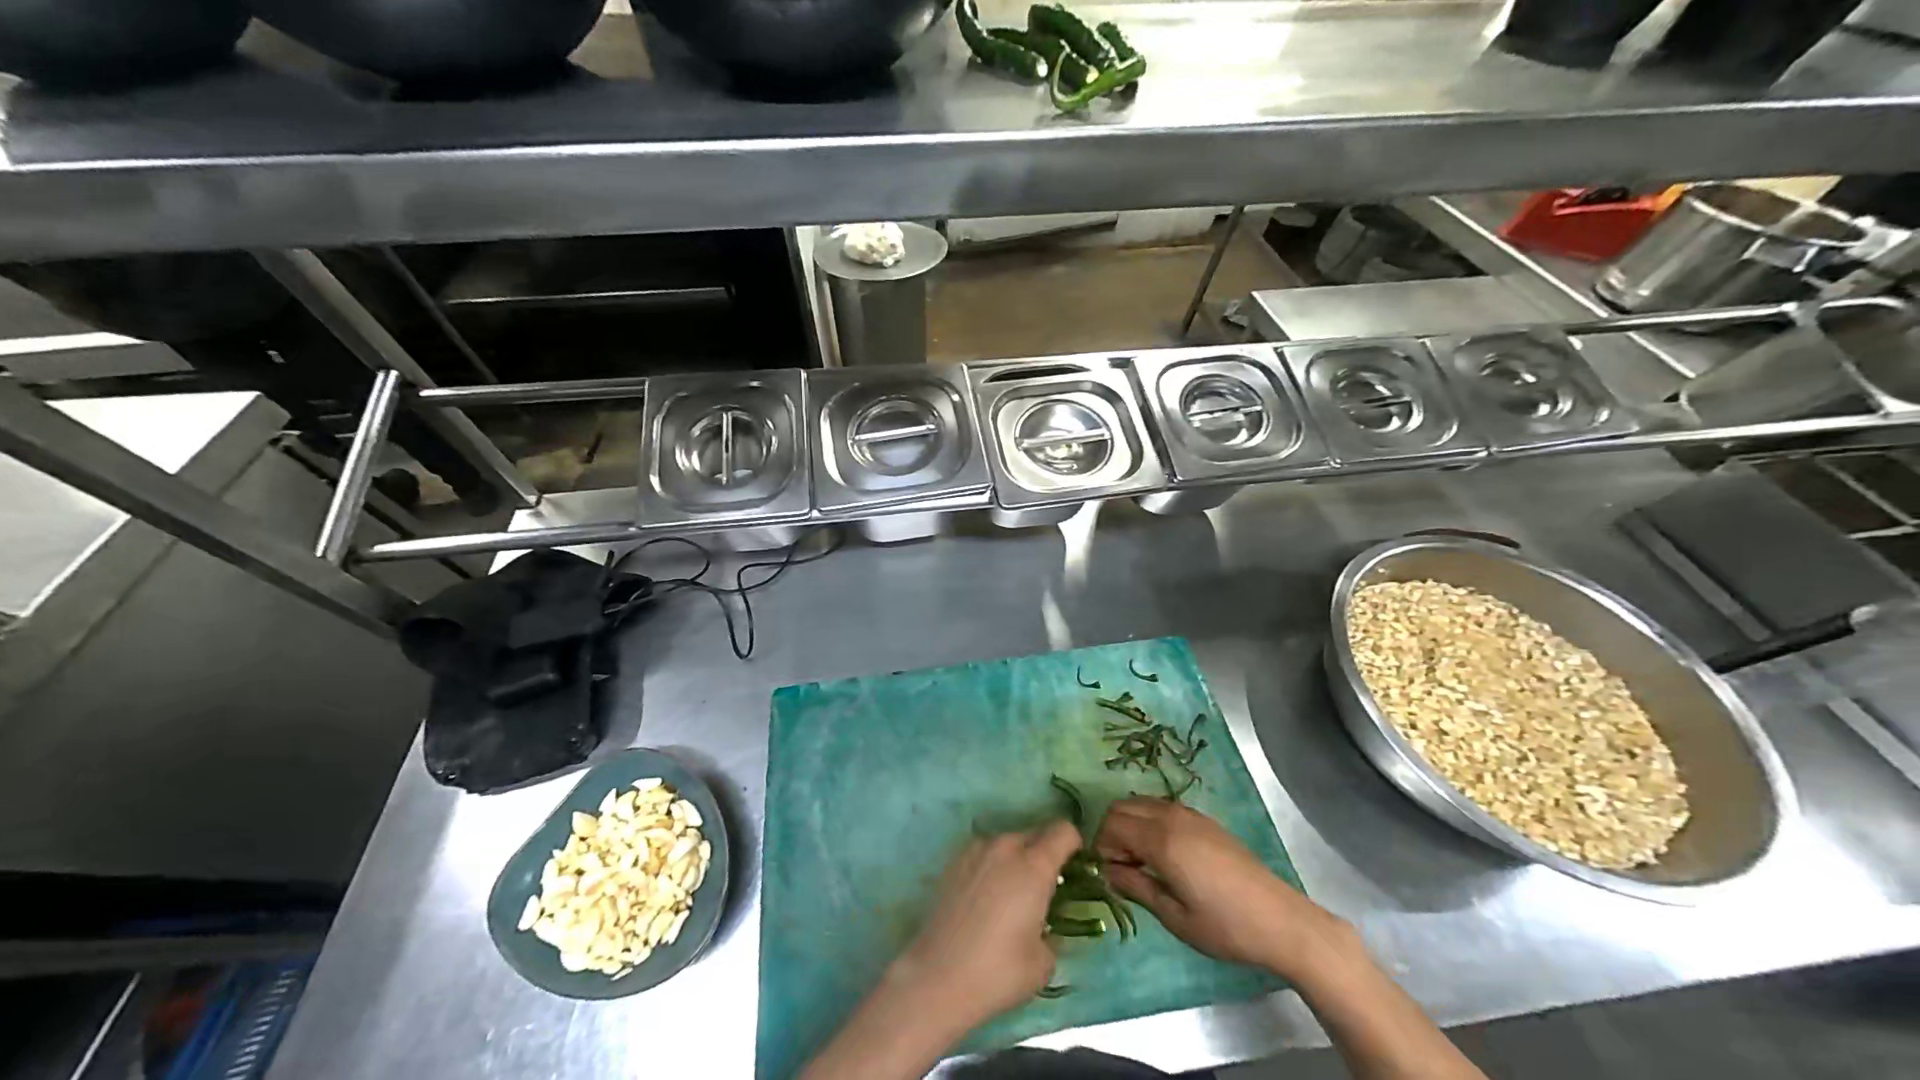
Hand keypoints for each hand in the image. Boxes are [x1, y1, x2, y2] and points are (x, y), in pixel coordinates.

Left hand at [800, 822, 1082, 1079]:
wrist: (937, 977)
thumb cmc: (998, 971)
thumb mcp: (1044, 961)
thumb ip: (1053, 931)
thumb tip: (1046, 923)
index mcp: (1034, 865)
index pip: (1063, 831)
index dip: (1074, 845)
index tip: (1075, 868)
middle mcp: (1004, 847)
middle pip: (1034, 833)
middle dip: (1045, 852)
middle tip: (1046, 887)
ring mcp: (974, 851)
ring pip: (1007, 842)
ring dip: (1017, 858)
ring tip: (1012, 895)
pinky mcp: (952, 863)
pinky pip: (983, 854)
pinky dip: (992, 866)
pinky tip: (986, 899)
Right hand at [1094, 797, 1353, 978]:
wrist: (1281, 921)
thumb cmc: (1225, 927)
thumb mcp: (1174, 917)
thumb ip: (1136, 888)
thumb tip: (1108, 873)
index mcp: (1162, 840)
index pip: (1111, 825)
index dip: (1102, 848)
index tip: (1112, 876)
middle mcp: (1172, 817)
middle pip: (1122, 807)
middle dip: (1112, 833)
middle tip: (1123, 868)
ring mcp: (1191, 815)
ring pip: (1141, 803)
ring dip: (1130, 825)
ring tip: (1142, 862)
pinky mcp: (1205, 820)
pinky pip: (1162, 808)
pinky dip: (1149, 821)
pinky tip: (1164, 855)